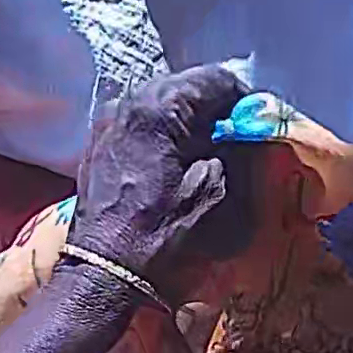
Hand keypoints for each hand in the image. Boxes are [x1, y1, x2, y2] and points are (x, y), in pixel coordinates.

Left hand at [71, 65, 248, 295]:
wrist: (107, 273)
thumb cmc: (163, 236)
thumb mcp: (216, 196)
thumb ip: (238, 154)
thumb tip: (245, 137)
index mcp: (161, 105)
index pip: (217, 79)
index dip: (245, 104)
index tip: (255, 132)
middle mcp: (128, 102)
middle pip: (186, 90)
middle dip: (214, 115)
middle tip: (233, 149)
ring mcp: (108, 124)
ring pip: (162, 110)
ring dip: (187, 130)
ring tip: (203, 163)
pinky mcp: (98, 149)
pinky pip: (141, 131)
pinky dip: (162, 143)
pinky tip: (172, 173)